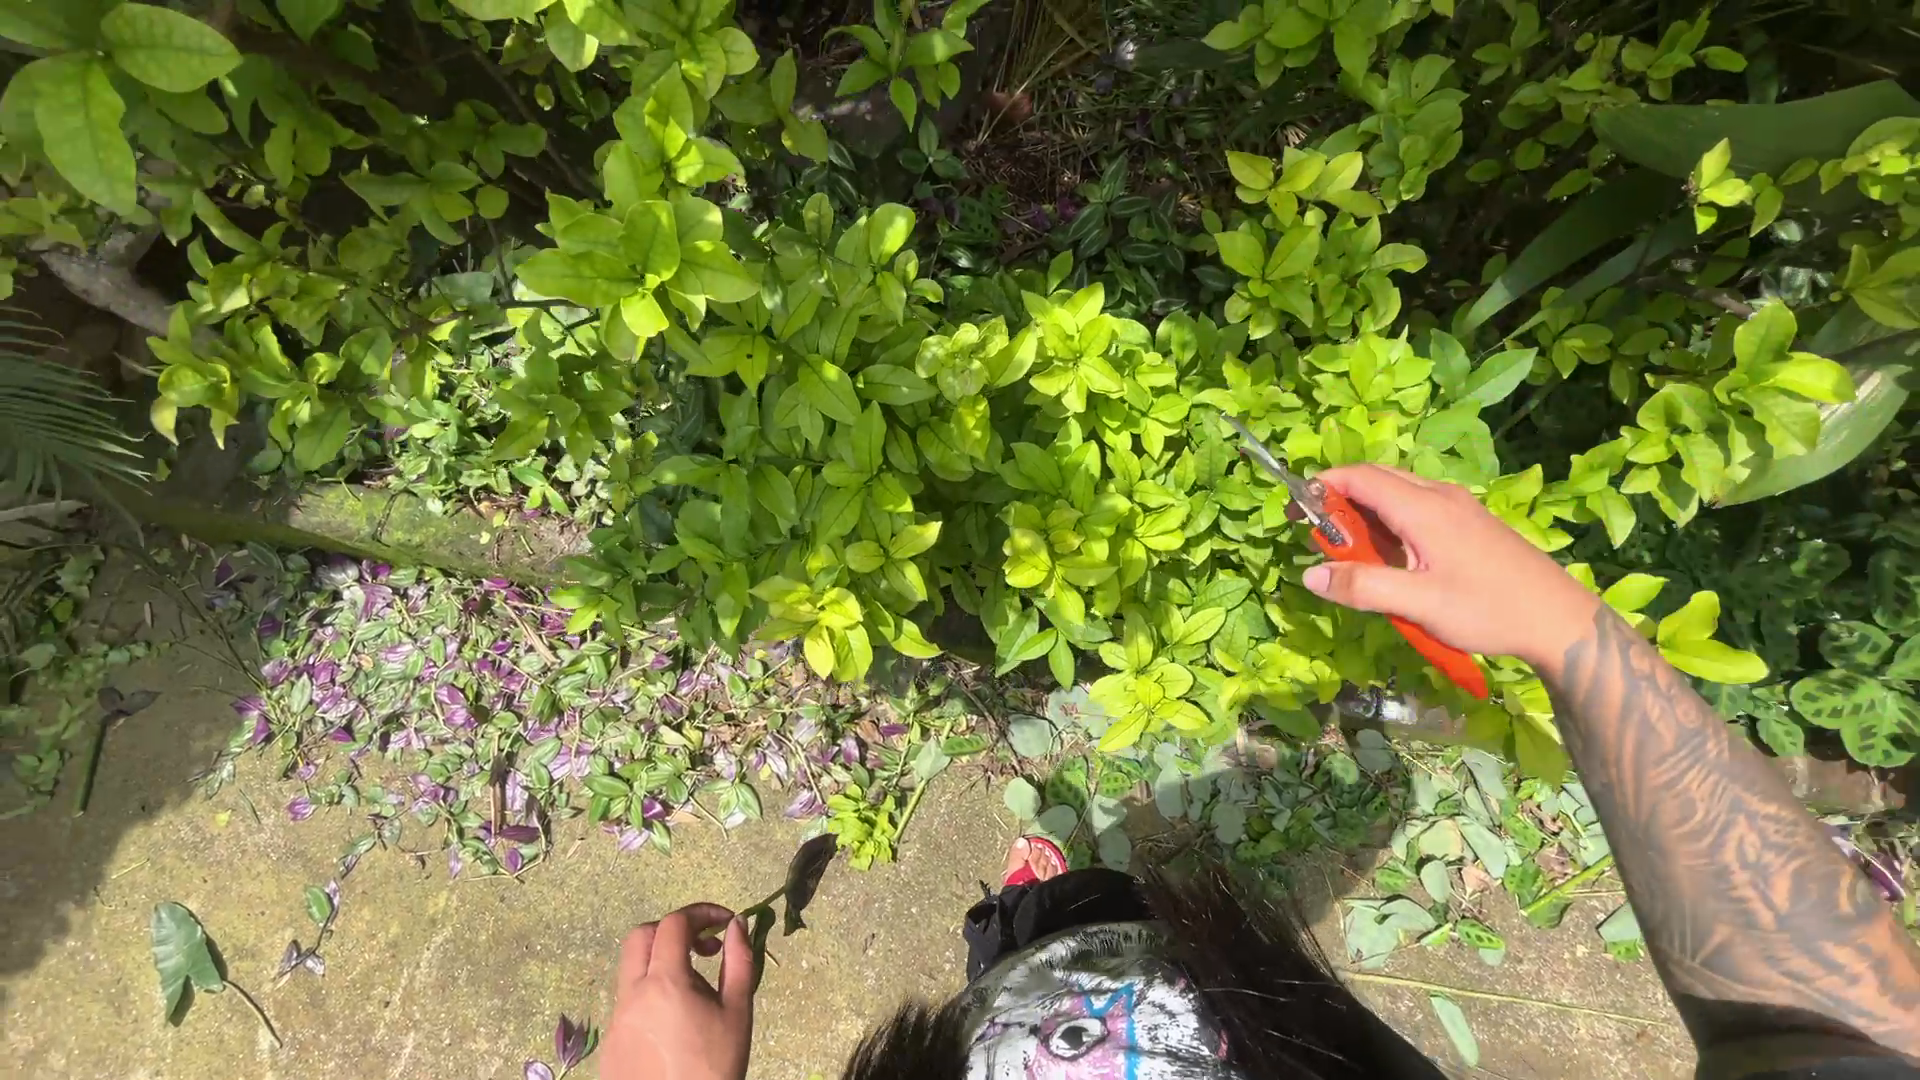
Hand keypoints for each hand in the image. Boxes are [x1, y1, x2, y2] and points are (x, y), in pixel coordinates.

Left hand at [600, 904, 754, 1079]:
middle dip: (673, 929)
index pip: (674, 923)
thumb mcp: (738, 1011)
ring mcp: (616, 1020)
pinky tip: (674, 1019)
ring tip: (693, 987)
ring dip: (661, 961)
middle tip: (702, 946)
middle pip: (641, 936)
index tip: (725, 925)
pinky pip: (627, 1000)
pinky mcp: (610, 1044)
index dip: (702, 913)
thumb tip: (737, 923)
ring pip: (631, 969)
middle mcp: (632, 995)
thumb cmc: (714, 1067)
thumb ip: (739, 960)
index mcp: (665, 983)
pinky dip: (650, 991)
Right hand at [1299, 464, 1600, 673]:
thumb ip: (1361, 587)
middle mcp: (1439, 497)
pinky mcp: (1466, 523)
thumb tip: (1309, 574)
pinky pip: (1412, 507)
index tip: (1295, 511)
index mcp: (1424, 508)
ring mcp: (1456, 508)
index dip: (1320, 487)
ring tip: (1346, 551)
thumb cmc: (1490, 610)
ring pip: (1394, 493)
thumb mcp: (1418, 604)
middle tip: (1314, 533)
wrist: (1562, 622)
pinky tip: (1386, 556)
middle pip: (1374, 479)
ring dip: (1361, 513)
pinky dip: (1385, 522)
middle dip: (1336, 499)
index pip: (1359, 477)